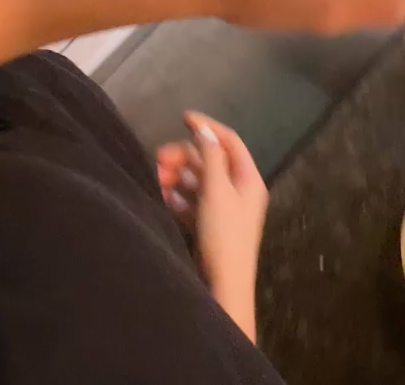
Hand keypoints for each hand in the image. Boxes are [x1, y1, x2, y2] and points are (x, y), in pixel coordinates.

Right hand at [157, 112, 268, 340]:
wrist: (223, 286)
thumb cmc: (224, 234)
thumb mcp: (216, 189)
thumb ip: (210, 155)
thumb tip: (203, 127)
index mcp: (248, 178)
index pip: (229, 141)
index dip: (207, 126)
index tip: (182, 118)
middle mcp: (238, 189)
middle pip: (209, 160)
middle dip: (183, 156)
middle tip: (158, 158)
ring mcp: (224, 207)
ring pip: (197, 180)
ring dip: (177, 175)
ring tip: (157, 179)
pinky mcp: (209, 224)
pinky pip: (192, 200)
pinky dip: (178, 195)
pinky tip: (163, 196)